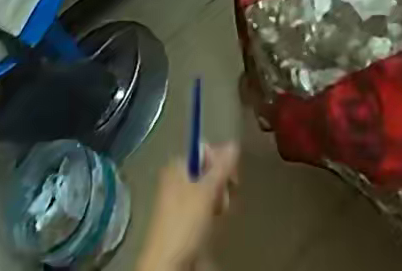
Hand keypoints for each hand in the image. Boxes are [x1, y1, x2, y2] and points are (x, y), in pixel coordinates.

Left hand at [134, 142, 239, 270]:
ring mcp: (179, 199)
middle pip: (208, 169)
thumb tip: (234, 143)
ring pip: (208, 188)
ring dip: (219, 197)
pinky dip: (212, 209)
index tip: (232, 175)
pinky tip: (215, 218)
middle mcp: (177, 178)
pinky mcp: (184, 218)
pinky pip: (204, 204)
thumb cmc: (185, 222)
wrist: (167, 265)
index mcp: (177, 166)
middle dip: (221, 181)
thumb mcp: (207, 191)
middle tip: (224, 196)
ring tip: (219, 211)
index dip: (221, 160)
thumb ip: (222, 166)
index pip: (205, 151)